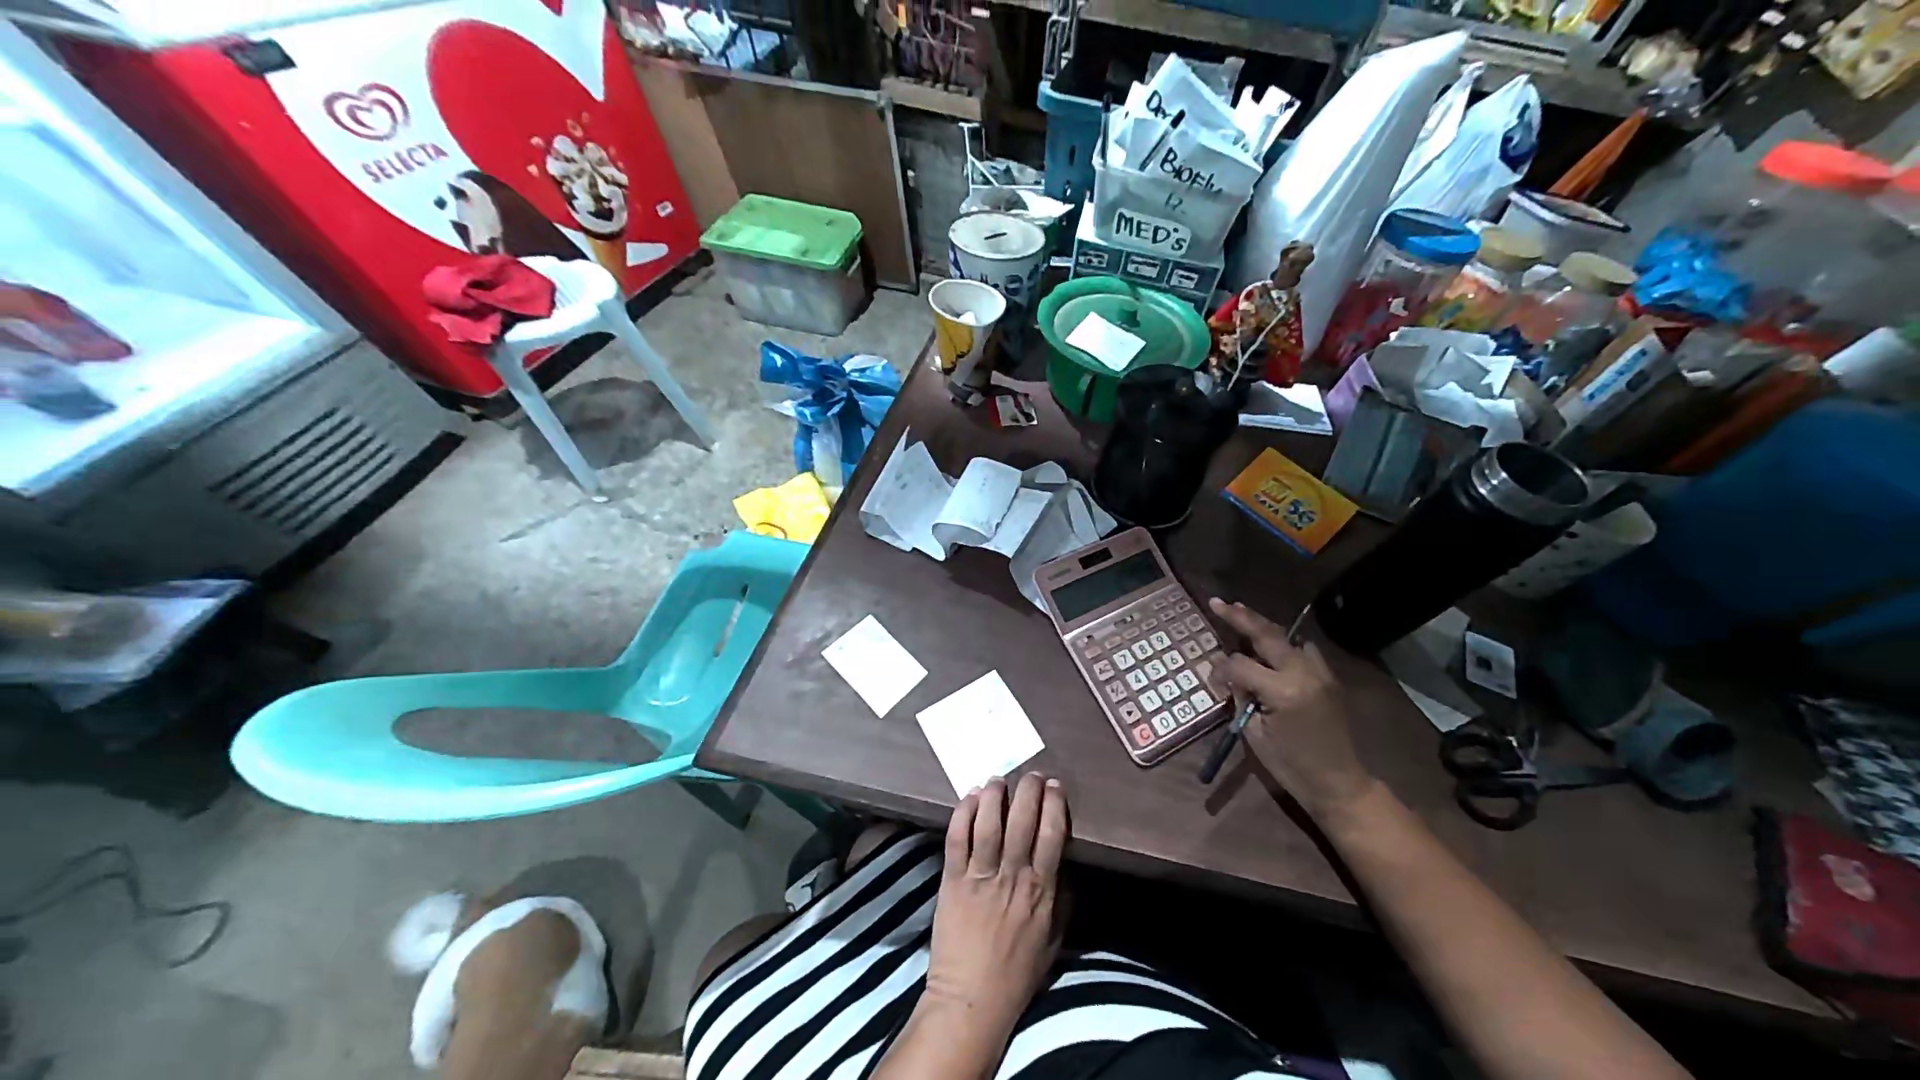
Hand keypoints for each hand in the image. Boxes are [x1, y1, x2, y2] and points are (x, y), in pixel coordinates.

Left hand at [924, 773, 1068, 1035]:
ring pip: (988, 823)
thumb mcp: (1053, 940)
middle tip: (1031, 775)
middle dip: (1029, 790)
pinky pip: (957, 838)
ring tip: (998, 780)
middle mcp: (1013, 877)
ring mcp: (981, 877)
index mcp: (1042, 891)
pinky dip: (963, 813)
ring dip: (994, 795)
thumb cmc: (1017, 973)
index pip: (1052, 834)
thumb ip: (1062, 900)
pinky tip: (969, 798)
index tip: (1055, 785)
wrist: (972, 1000)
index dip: (1054, 804)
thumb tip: (1066, 866)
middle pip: (1022, 820)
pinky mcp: (952, 880)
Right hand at [1209, 598, 1377, 820]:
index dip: (1220, 669)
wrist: (1338, 782)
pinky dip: (1285, 644)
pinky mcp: (1329, 677)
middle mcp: (1303, 673)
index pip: (1239, 664)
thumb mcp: (1254, 734)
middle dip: (1239, 617)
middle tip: (1217, 603)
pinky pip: (1304, 650)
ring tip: (1240, 614)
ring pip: (1288, 637)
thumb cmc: (1289, 765)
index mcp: (1282, 691)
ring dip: (1263, 627)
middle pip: (1267, 634)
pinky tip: (1271, 647)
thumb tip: (1227, 675)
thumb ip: (1240, 697)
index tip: (1213, 681)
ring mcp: (1320, 672)